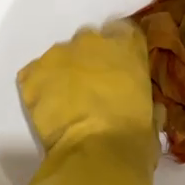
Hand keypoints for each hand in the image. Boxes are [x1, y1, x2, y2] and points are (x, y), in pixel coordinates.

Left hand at [16, 20, 159, 158]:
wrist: (96, 153)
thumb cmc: (133, 137)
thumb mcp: (151, 118)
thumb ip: (147, 103)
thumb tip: (149, 108)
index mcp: (126, 46)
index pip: (123, 32)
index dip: (119, 52)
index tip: (118, 70)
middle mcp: (91, 41)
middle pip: (87, 41)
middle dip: (88, 60)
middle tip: (91, 88)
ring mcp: (58, 55)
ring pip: (58, 57)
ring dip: (62, 73)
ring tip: (64, 101)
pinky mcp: (32, 74)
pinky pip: (33, 75)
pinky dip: (38, 88)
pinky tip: (45, 108)